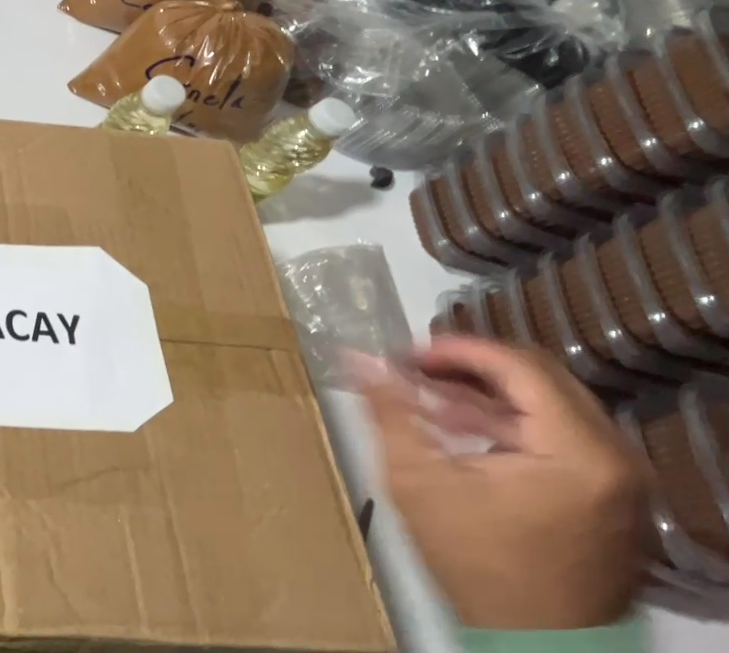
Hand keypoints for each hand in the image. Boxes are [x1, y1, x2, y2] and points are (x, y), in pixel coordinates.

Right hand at [361, 336, 649, 629]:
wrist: (534, 637)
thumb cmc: (474, 558)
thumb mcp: (416, 479)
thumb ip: (389, 410)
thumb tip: (356, 356)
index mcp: (578, 450)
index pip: (521, 366)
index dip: (458, 349)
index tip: (405, 353)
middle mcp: (614, 455)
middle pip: (539, 378)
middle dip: (469, 365)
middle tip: (412, 368)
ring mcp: (616, 474)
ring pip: (546, 402)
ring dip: (484, 392)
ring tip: (424, 395)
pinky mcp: (607, 490)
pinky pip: (555, 432)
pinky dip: (505, 420)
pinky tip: (455, 426)